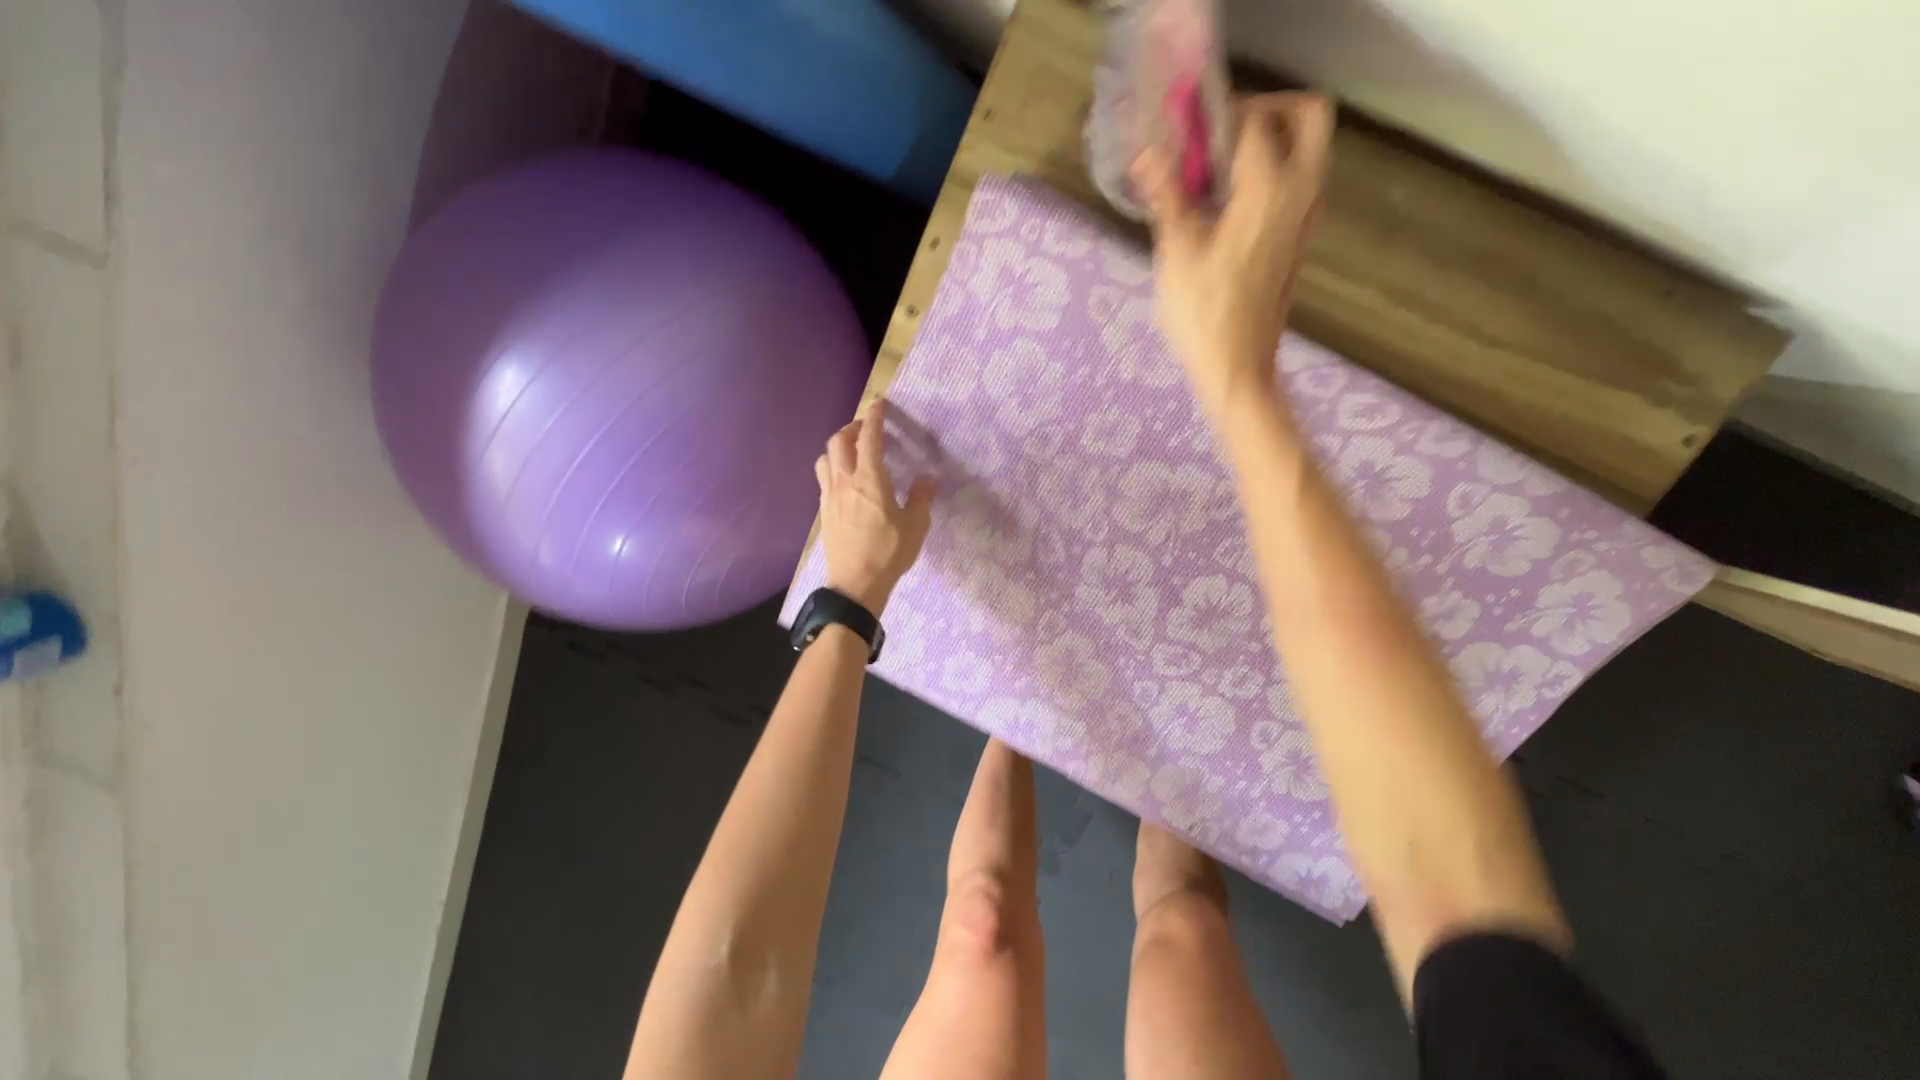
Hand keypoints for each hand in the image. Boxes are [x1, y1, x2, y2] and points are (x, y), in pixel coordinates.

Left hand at [814, 399, 935, 614]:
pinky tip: (844, 482)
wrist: (855, 584)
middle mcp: (845, 482)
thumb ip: (921, 498)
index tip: (879, 404)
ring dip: (837, 448)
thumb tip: (927, 479)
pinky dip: (833, 470)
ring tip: (850, 452)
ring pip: (825, 459)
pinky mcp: (823, 513)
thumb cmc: (889, 553)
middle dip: (851, 429)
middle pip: (838, 442)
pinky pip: (823, 480)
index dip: (874, 417)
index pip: (869, 438)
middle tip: (865, 429)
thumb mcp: (916, 526)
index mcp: (870, 479)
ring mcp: (830, 497)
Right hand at [1136, 92, 1334, 424]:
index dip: (1218, 112)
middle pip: (1310, 116)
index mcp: (1268, 189)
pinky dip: (1274, 171)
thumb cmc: (1204, 312)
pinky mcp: (1300, 238)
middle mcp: (1301, 193)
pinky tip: (1230, 199)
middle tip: (1225, 128)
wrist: (1238, 367)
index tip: (1186, 127)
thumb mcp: (1176, 251)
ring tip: (1220, 164)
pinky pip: (1300, 181)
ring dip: (1272, 139)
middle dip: (1271, 106)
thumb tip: (1147, 154)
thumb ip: (1167, 195)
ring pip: (1309, 149)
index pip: (1254, 118)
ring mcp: (1307, 217)